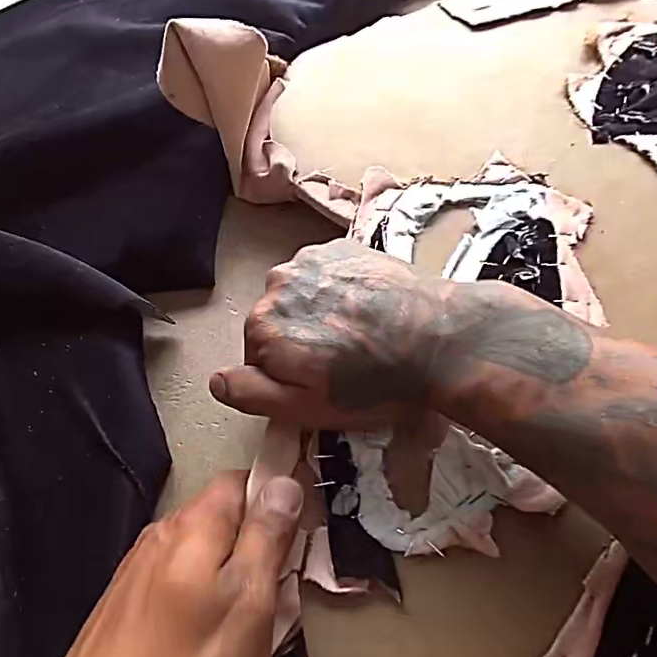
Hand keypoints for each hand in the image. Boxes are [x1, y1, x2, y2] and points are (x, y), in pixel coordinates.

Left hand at [40, 471, 304, 656]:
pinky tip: (201, 640)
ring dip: (228, 576)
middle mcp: (158, 535)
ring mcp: (135, 569)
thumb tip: (283, 483)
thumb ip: (266, 538)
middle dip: (254, 545)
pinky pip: (175, 581)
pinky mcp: (123, 602)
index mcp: (192, 526)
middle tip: (275, 597)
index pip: (241, 480)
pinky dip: (199, 597)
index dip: (276, 499)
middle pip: (219, 517)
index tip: (297, 542)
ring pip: (198, 554)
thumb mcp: (248, 604)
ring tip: (242, 626)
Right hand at [210, 239, 451, 428]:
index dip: (286, 374)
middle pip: (274, 324)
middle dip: (298, 342)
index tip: (318, 381)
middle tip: (341, 361)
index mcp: (262, 327)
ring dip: (316, 314)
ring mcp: (308, 262)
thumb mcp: (306, 407)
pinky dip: (334, 291)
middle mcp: (276, 286)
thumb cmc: (375, 382)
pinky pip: (320, 276)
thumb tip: (216, 379)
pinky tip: (364, 309)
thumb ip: (251, 393)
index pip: (255, 357)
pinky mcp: (339, 248)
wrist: (440, 338)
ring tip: (356, 334)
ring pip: (296, 298)